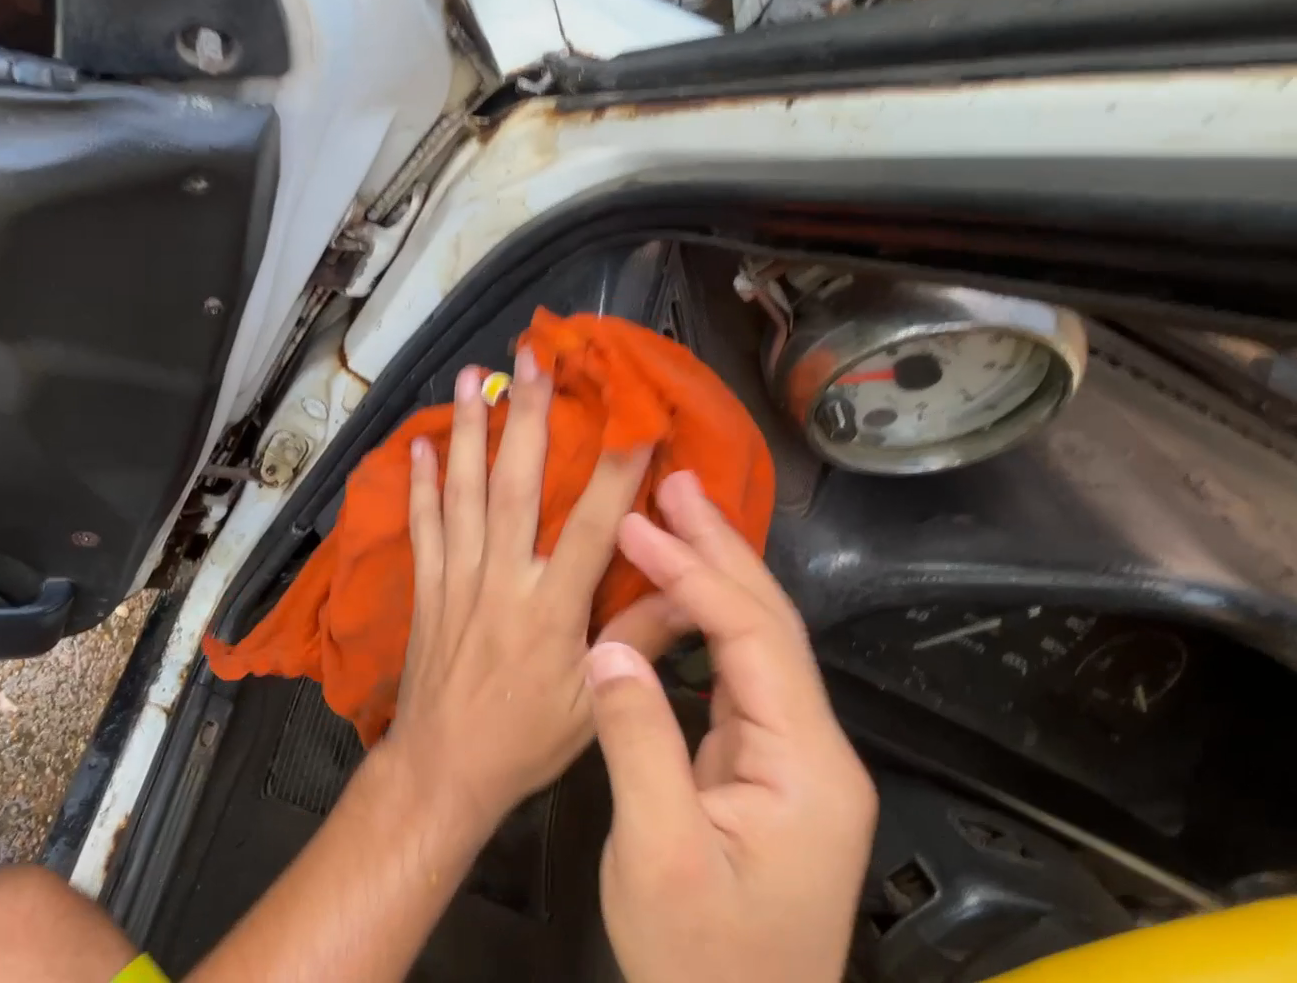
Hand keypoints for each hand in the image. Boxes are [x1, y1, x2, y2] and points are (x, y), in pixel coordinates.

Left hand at [388, 349, 658, 821]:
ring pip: (462, 493)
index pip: (594, 525)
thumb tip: (693, 588)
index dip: (616, 468)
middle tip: (531, 360)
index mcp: (553, 608)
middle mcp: (502, 579)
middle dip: (526, 419)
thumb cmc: (528, 738)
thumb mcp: (595, 699)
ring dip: (466, 433)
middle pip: (516, 487)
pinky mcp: (426, 587)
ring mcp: (457, 578)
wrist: (444, 766)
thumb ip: (639, 636)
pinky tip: (418, 445)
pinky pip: (422, 526)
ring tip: (471, 378)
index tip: (632, 413)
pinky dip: (420, 485)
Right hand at [586, 471, 876, 982]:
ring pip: (755, 644)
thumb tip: (609, 647)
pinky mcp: (761, 766)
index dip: (696, 574)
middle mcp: (812, 747)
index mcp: (806, 765)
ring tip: (669, 518)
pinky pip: (732, 673)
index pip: (753, 639)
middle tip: (672, 485)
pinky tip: (672, 594)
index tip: (638, 524)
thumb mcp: (660, 854)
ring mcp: (790, 756)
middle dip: (721, 551)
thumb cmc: (702, 957)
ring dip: (712, 576)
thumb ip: (640, 742)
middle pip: (771, 627)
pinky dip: (700, 621)